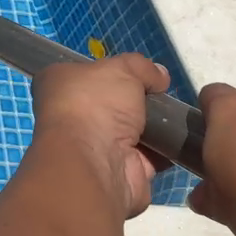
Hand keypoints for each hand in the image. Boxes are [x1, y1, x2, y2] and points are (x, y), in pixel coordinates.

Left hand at [28, 52, 170, 218]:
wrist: (97, 160)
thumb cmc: (95, 103)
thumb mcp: (119, 70)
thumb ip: (140, 67)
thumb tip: (159, 75)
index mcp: (58, 82)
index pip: (85, 73)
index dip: (111, 72)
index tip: (138, 75)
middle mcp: (71, 112)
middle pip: (111, 103)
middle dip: (137, 103)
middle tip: (162, 99)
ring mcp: (94, 143)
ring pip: (131, 130)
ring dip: (152, 128)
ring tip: (174, 120)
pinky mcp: (119, 169)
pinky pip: (148, 156)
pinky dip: (163, 151)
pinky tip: (178, 142)